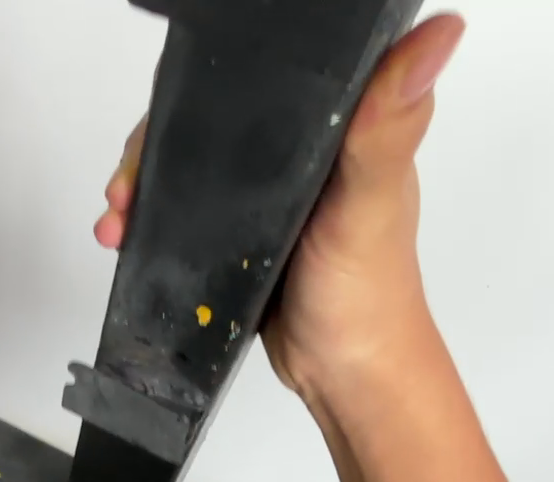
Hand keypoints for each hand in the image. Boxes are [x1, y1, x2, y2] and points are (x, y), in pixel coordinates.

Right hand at [94, 14, 466, 405]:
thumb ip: (385, 130)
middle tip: (128, 183)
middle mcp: (296, 156)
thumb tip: (437, 37)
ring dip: (143, 186)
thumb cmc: (365, 296)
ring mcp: (261, 200)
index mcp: (336, 129)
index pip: (263, 80)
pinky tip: (125, 237)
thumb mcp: (367, 208)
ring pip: (188, 171)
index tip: (168, 116)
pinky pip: (183, 216)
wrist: (340, 372)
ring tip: (116, 217)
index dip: (208, 87)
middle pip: (210, 126)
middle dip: (156, 147)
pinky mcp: (235, 239)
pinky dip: (149, 223)